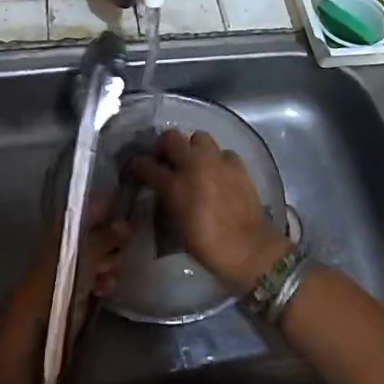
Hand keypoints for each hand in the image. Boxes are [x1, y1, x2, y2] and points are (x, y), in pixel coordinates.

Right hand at [127, 130, 287, 291]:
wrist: (246, 246)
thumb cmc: (207, 245)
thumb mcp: (176, 226)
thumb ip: (167, 201)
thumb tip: (164, 191)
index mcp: (174, 185)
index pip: (146, 165)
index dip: (137, 166)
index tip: (136, 170)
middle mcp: (195, 166)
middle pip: (171, 138)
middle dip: (164, 146)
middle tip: (166, 160)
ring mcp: (218, 162)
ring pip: (199, 137)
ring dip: (193, 147)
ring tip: (194, 163)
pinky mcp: (238, 165)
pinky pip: (223, 152)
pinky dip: (218, 159)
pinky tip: (219, 173)